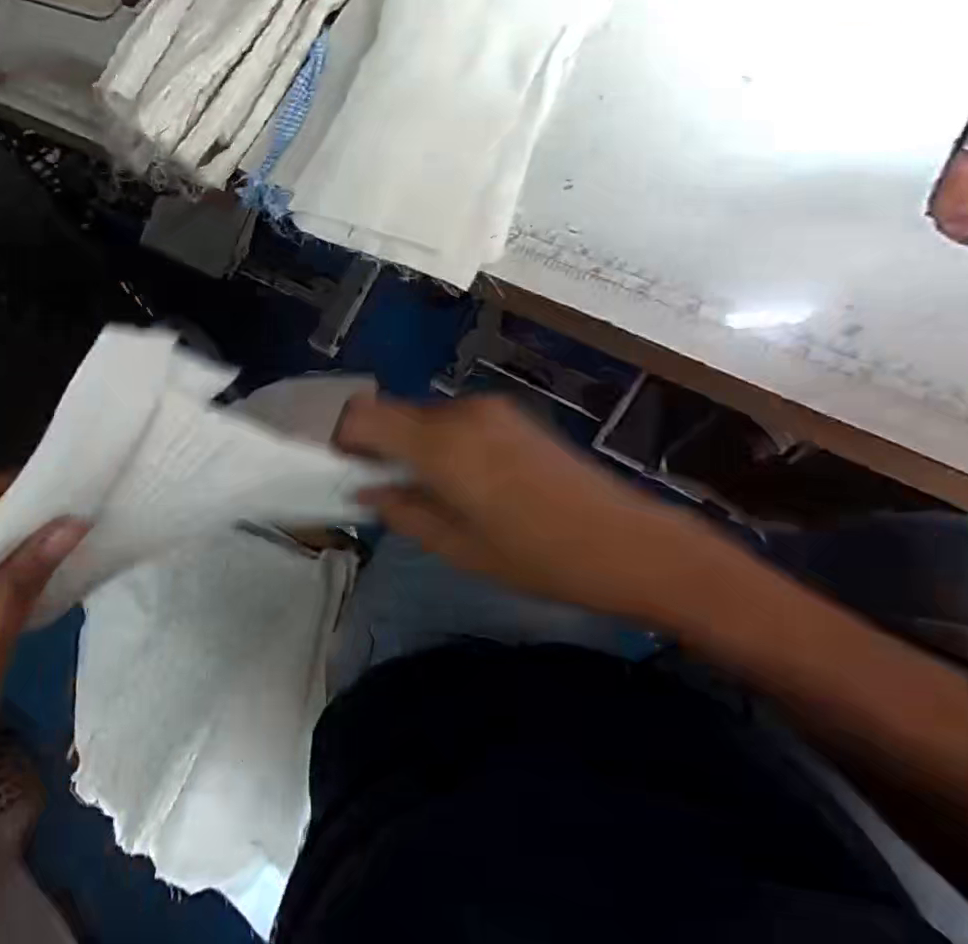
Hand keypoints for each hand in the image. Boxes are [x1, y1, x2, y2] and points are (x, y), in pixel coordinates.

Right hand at [336, 394, 728, 621]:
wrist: (632, 544)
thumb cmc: (539, 557)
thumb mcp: (459, 548)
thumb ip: (403, 510)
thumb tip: (366, 490)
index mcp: (442, 443)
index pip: (363, 415)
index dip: (339, 437)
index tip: (335, 469)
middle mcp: (462, 411)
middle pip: (392, 412)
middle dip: (372, 444)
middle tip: (373, 489)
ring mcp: (492, 409)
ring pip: (424, 417)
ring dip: (407, 445)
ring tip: (418, 492)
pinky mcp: (514, 416)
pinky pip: (455, 421)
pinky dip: (438, 443)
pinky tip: (456, 482)